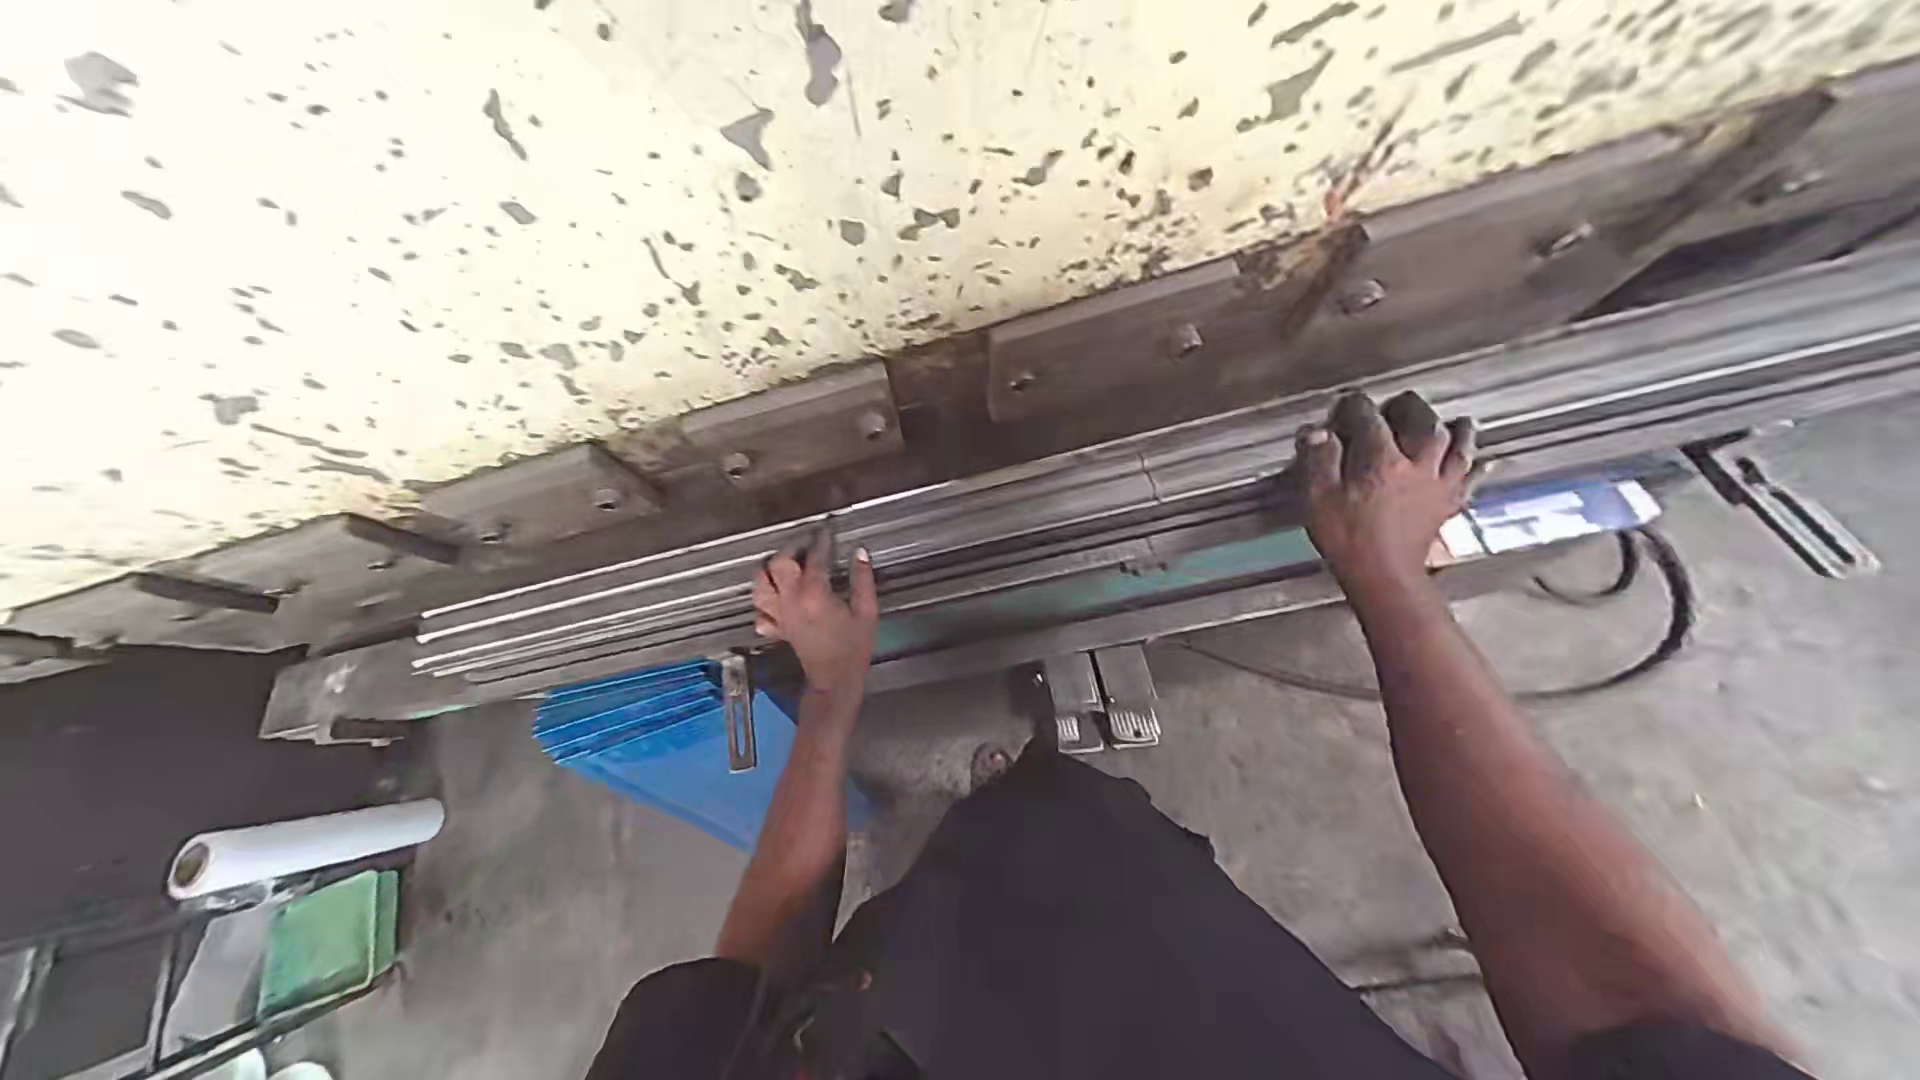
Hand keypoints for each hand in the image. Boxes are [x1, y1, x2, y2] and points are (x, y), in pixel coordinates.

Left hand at [752, 530, 878, 701]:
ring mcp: (780, 615)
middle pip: (778, 564)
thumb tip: (860, 554)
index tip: (828, 530)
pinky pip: (760, 610)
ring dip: (768, 569)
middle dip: (791, 547)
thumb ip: (863, 579)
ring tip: (782, 561)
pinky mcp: (777, 628)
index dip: (822, 540)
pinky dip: (762, 599)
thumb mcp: (867, 611)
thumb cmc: (853, 648)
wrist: (835, 680)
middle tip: (805, 541)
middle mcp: (792, 602)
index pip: (815, 557)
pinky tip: (774, 594)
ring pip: (759, 584)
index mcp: (815, 595)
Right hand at [1296, 391, 1479, 587]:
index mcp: (1380, 461)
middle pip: (1421, 424)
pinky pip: (1469, 478)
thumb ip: (1319, 461)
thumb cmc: (1346, 538)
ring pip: (1455, 445)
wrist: (1383, 575)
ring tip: (1455, 420)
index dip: (1356, 407)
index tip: (1347, 402)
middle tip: (1400, 402)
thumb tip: (1317, 432)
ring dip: (1455, 429)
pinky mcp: (1448, 504)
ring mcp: (1437, 484)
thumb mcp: (1318, 498)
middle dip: (1410, 408)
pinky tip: (1484, 461)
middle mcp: (1416, 465)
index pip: (1369, 420)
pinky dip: (1477, 466)